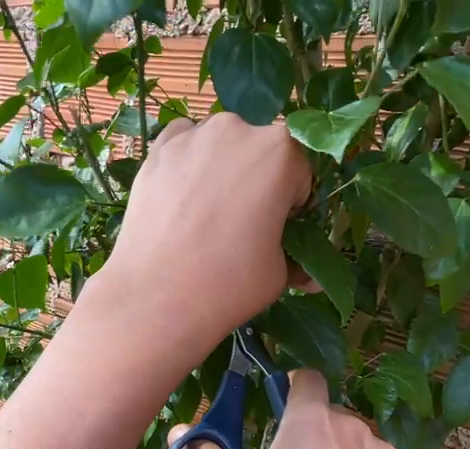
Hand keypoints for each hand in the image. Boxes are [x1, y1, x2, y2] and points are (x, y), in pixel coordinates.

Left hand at [95, 115, 311, 355]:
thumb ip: (297, 262)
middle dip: (256, 182)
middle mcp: (237, 128)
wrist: (156, 298)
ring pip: (220, 148)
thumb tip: (313, 280)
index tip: (278, 229)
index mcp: (280, 151)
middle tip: (241, 228)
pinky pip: (183, 148)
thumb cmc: (228, 285)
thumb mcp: (276, 276)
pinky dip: (188, 167)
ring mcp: (192, 135)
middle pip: (258, 152)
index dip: (292, 202)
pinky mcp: (156, 150)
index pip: (299, 170)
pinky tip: (181, 203)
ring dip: (222, 172)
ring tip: (206, 219)